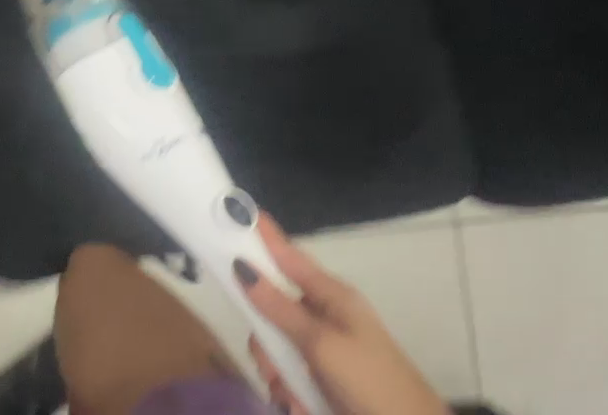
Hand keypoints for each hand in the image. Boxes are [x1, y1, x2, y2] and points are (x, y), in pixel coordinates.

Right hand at [238, 214, 449, 414]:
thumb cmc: (373, 383)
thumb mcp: (323, 346)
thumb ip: (279, 308)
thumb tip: (241, 266)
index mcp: (332, 296)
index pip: (288, 255)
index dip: (262, 235)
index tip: (234, 212)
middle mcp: (324, 315)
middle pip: (271, 305)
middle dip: (264, 337)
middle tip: (269, 362)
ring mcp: (323, 348)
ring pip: (274, 343)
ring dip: (276, 370)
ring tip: (289, 393)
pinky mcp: (322, 377)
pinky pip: (287, 372)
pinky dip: (288, 389)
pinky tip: (298, 405)